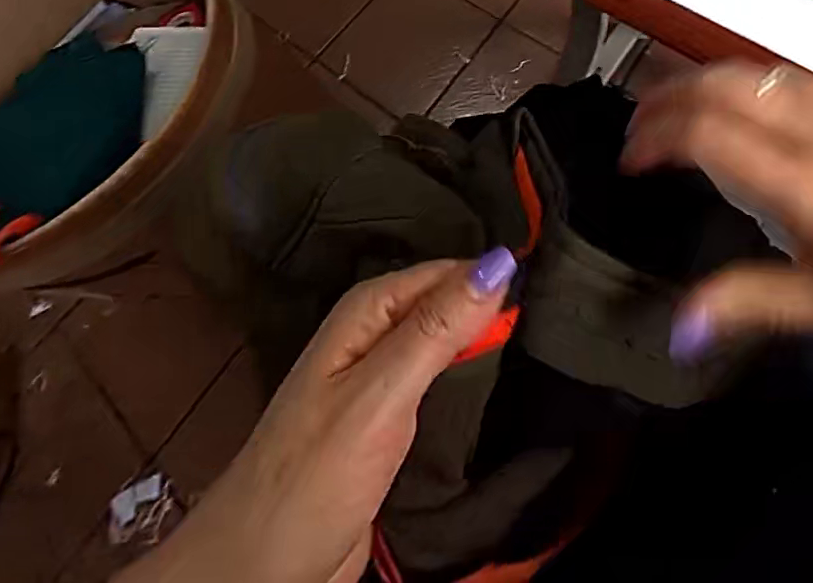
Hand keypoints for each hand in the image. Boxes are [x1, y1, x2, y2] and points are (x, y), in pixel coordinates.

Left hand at [119, 249, 518, 582]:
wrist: (257, 573)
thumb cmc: (314, 476)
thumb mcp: (381, 394)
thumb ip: (439, 328)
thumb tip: (502, 260)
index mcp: (370, 307)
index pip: (451, 271)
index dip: (497, 278)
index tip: (550, 293)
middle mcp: (379, 327)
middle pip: (453, 299)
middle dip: (497, 305)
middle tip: (555, 318)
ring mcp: (386, 369)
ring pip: (452, 334)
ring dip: (489, 337)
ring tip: (542, 339)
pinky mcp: (395, 408)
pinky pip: (446, 370)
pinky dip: (475, 369)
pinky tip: (504, 373)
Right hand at [621, 62, 812, 394]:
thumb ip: (755, 302)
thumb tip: (684, 323)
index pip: (713, 133)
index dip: (658, 138)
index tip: (631, 160)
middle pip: (730, 86)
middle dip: (671, 94)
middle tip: (638, 122)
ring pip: (762, 74)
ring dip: (708, 80)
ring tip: (674, 104)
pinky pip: (794, 83)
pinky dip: (748, 83)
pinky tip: (743, 105)